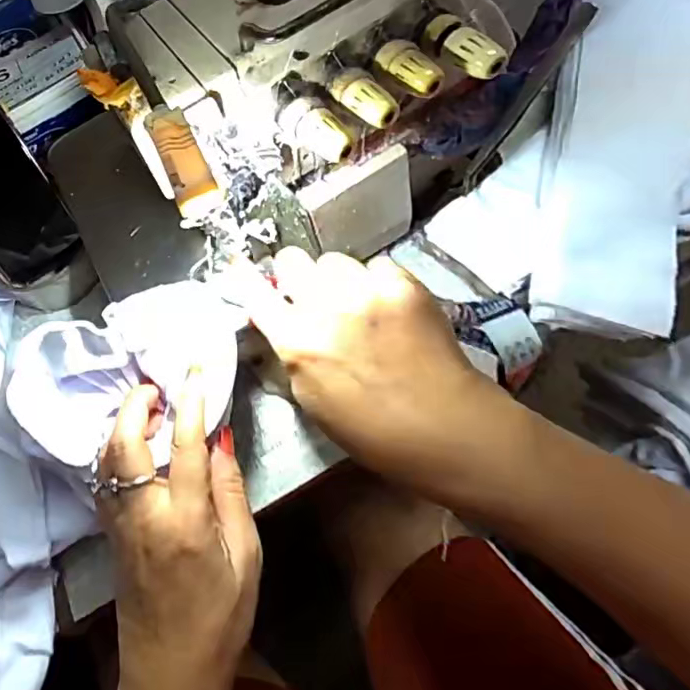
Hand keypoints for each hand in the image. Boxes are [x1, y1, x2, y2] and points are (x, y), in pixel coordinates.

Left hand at [98, 373, 260, 689]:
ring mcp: (120, 523)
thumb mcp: (245, 558)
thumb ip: (230, 494)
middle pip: (125, 444)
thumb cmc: (219, 619)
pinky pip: (105, 476)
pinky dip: (115, 447)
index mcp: (185, 522)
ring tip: (150, 409)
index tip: (194, 375)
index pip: (183, 447)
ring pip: (107, 458)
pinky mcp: (110, 532)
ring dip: (122, 423)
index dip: (190, 405)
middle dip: (136, 405)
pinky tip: (135, 444)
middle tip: (156, 386)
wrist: (168, 674)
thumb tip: (219, 440)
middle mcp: (143, 515)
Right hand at [245, 249, 506, 488]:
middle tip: (310, 295)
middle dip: (296, 276)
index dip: (245, 278)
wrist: (446, 427)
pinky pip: (374, 265)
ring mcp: (367, 291)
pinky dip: (374, 282)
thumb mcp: (311, 399)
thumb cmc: (373, 430)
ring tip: (356, 304)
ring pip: (333, 259)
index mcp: (297, 342)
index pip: (254, 291)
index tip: (242, 270)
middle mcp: (326, 307)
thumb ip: (290, 353)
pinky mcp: (403, 284)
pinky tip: (387, 307)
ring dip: (336, 279)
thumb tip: (278, 323)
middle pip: (292, 259)